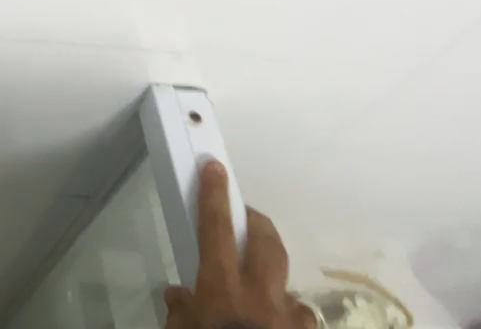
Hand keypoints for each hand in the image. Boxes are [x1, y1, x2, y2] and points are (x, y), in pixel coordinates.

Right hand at [163, 161, 313, 328]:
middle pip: (268, 244)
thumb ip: (181, 313)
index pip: (217, 228)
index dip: (214, 195)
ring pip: (289, 290)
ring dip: (274, 287)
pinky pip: (300, 325)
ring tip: (259, 299)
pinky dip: (288, 322)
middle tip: (245, 216)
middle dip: (257, 223)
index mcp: (223, 288)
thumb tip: (180, 297)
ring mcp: (291, 323)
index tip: (216, 167)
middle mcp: (262, 298)